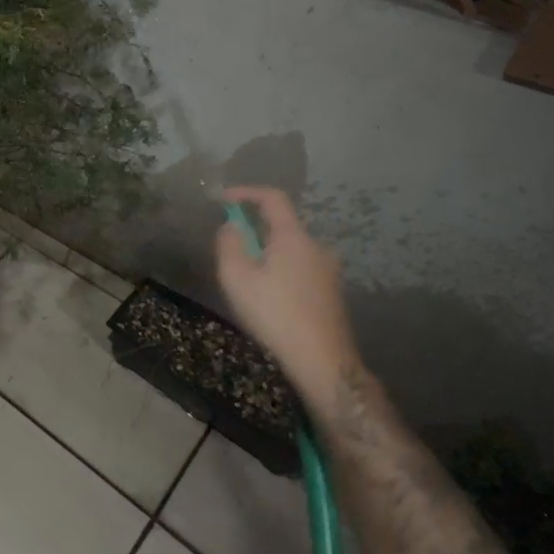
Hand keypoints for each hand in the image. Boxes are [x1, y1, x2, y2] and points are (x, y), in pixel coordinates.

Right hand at [214, 186, 359, 399]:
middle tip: (230, 251)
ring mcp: (328, 270)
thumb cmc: (274, 313)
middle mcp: (316, 247)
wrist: (322, 361)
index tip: (222, 199)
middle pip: (281, 225)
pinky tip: (268, 298)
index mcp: (294, 237)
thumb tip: (231, 226)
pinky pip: (300, 267)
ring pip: (290, 249)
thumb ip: (229, 243)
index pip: (272, 198)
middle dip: (253, 230)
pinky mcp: (331, 291)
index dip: (245, 192)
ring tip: (246, 281)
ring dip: (266, 254)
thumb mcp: (236, 277)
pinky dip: (280, 270)